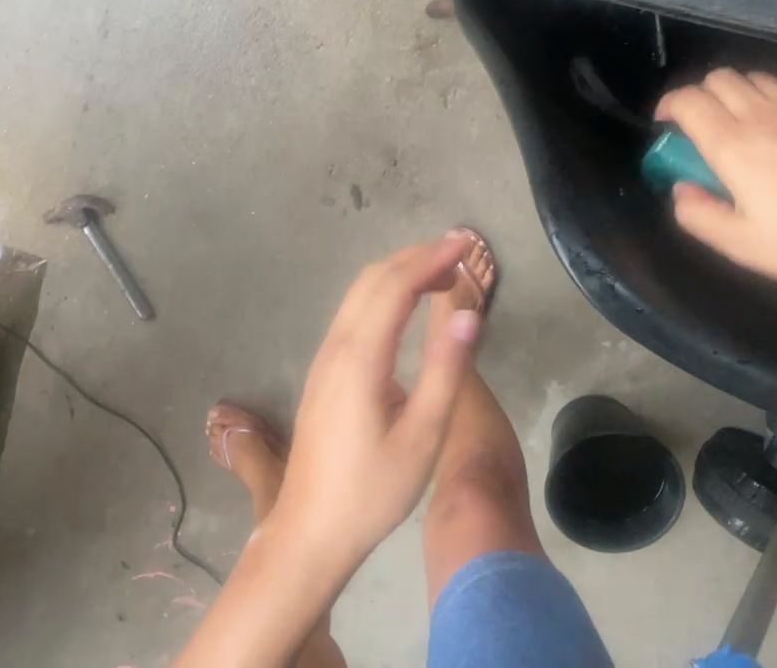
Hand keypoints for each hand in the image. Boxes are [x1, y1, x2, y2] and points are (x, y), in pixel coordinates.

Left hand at [271, 232, 483, 569]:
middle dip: (415, 256)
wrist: (310, 532)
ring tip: (440, 274)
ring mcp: (324, 359)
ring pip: (358, 294)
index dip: (430, 257)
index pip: (395, 286)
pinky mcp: (324, 372)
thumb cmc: (371, 491)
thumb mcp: (422, 438)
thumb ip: (445, 372)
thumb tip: (466, 314)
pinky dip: (384, 294)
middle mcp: (336, 347)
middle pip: (372, 280)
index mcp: (360, 358)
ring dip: (398, 273)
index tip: (464, 244)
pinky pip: (353, 313)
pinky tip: (406, 309)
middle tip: (458, 255)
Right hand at [655, 69, 776, 311]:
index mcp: (733, 145)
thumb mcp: (742, 246)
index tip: (667, 127)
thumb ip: (698, 216)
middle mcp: (763, 116)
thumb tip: (682, 191)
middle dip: (700, 96)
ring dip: (737, 95)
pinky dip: (774, 103)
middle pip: (718, 79)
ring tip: (742, 127)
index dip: (669, 107)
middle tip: (702, 130)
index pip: (687, 100)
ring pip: (755, 79)